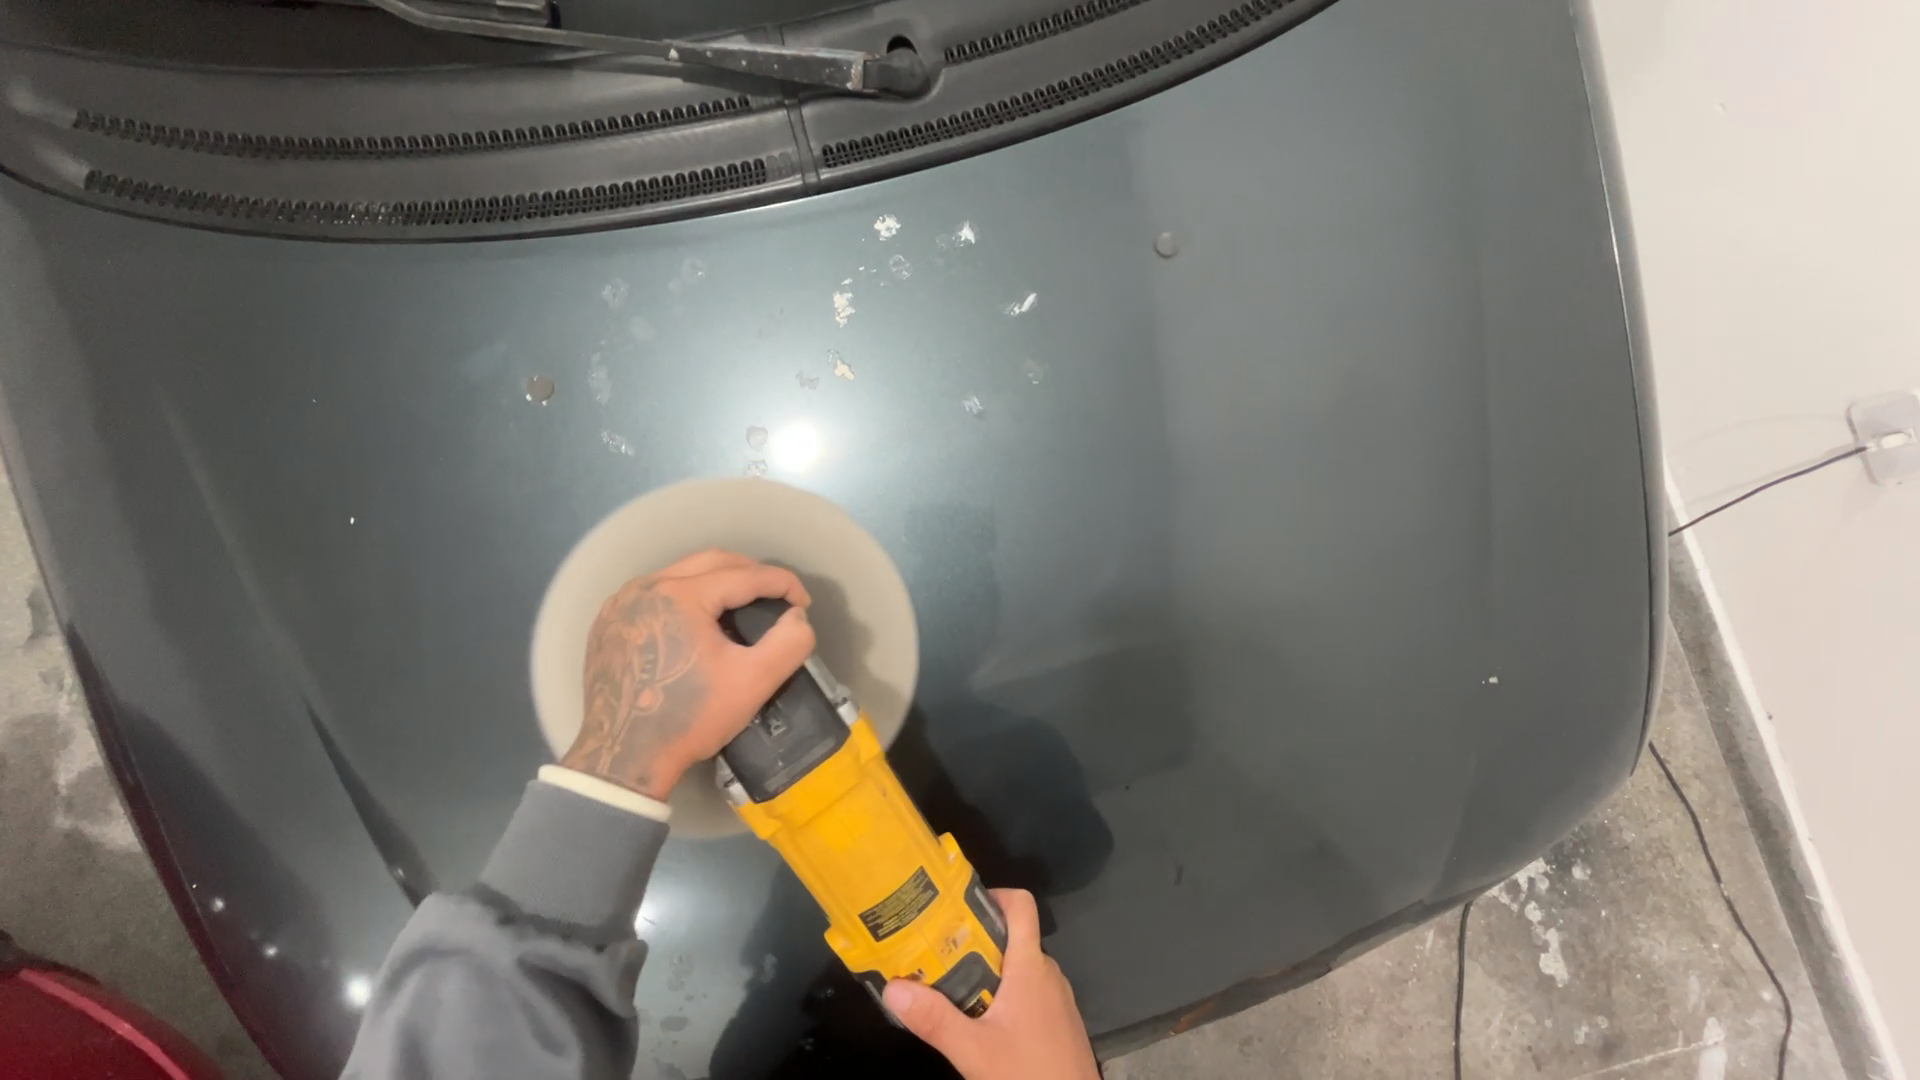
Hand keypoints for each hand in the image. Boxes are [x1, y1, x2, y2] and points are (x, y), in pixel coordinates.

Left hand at [560, 550, 813, 799]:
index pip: (744, 575)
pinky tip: (700, 625)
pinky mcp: (609, 624)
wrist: (622, 759)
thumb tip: (798, 616)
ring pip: (682, 575)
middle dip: (752, 574)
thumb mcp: (753, 682)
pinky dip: (687, 598)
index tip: (803, 602)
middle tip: (777, 598)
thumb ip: (789, 643)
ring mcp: (621, 604)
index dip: (781, 583)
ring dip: (718, 583)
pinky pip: (657, 595)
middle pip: (712, 562)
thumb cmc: (690, 717)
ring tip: (742, 609)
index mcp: (680, 595)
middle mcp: (646, 587)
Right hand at [882, 889, 1099, 1079]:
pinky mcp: (1059, 1021)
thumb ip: (934, 1020)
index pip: (1021, 905)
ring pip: (1018, 967)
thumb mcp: (974, 1052)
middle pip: (1011, 937)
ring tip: (952, 986)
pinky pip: (1029, 992)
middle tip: (938, 954)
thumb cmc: (1029, 1074)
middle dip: (975, 942)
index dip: (993, 896)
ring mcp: (1057, 997)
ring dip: (988, 971)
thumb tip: (892, 987)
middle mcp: (1047, 972)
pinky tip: (982, 1021)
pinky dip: (1005, 995)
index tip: (959, 909)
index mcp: (1031, 966)